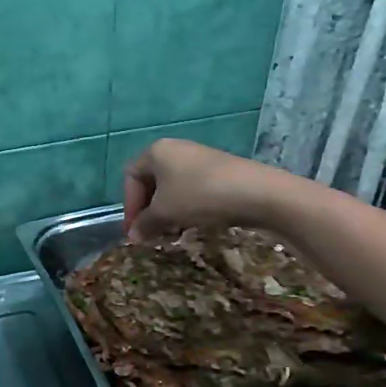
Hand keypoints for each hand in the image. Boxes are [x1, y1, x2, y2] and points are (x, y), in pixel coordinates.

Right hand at [120, 139, 292, 240]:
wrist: (256, 192)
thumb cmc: (199, 196)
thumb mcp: (165, 212)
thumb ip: (144, 223)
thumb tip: (133, 236)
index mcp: (156, 152)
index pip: (131, 178)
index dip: (129, 206)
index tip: (135, 232)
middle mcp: (175, 150)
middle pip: (151, 182)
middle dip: (148, 211)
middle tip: (151, 235)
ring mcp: (198, 159)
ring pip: (172, 188)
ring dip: (167, 212)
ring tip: (172, 234)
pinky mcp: (218, 171)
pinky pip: (191, 189)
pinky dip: (186, 207)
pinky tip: (193, 225)